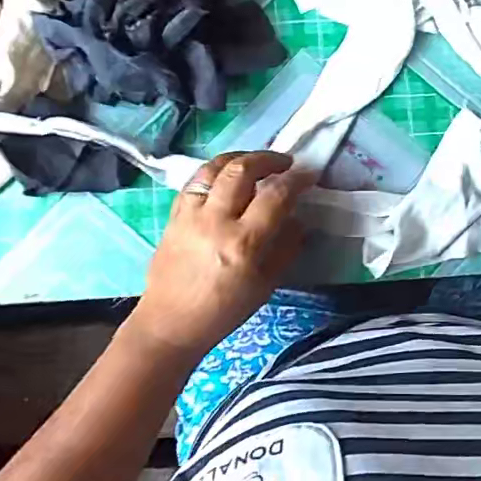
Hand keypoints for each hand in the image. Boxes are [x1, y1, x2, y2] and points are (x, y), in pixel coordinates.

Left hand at [127, 151, 313, 360]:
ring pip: (214, 168)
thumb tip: (300, 220)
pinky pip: (195, 181)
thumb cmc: (225, 309)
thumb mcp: (267, 284)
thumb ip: (286, 248)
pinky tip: (227, 176)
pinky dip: (215, 171)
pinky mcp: (174, 215)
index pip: (275, 196)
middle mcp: (215, 222)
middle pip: (242, 171)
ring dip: (240, 158)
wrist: (172, 322)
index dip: (296, 180)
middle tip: (284, 163)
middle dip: (268, 159)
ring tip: (256, 162)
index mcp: (243, 243)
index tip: (309, 175)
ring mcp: (190, 215)